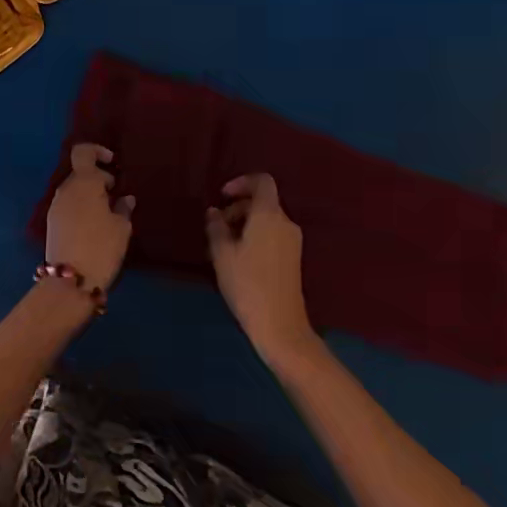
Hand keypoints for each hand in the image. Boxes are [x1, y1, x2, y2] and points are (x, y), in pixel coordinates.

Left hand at [45, 143, 134, 289]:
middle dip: (99, 179)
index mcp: (83, 183)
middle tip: (116, 196)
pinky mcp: (52, 223)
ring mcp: (55, 207)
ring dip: (90, 195)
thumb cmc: (102, 248)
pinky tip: (94, 226)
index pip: (83, 152)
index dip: (98, 151)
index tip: (113, 164)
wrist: (70, 281)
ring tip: (108, 214)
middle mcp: (65, 190)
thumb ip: (123, 208)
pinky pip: (69, 205)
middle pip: (81, 173)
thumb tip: (124, 198)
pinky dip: (81, 207)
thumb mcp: (122, 227)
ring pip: (74, 190)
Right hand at [206, 173, 314, 357]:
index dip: (241, 182)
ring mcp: (292, 241)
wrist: (279, 324)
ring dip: (243, 224)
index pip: (262, 182)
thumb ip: (216, 227)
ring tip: (222, 248)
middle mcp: (286, 223)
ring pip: (266, 220)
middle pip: (262, 202)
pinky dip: (254, 236)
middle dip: (237, 208)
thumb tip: (214, 212)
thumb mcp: (222, 254)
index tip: (222, 196)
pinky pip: (272, 235)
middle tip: (216, 229)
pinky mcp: (293, 257)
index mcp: (269, 215)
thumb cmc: (247, 284)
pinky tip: (238, 259)